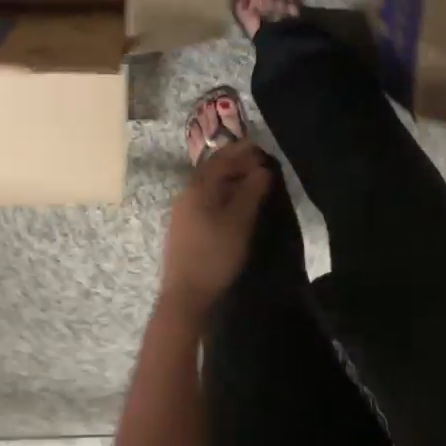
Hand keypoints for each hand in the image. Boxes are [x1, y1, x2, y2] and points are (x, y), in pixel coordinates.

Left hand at [159, 142, 273, 318]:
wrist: (186, 295)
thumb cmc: (215, 255)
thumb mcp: (239, 222)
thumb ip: (252, 192)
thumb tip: (263, 169)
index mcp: (198, 188)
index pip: (222, 160)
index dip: (243, 152)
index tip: (263, 149)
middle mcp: (186, 193)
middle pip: (212, 169)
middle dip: (235, 162)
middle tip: (259, 161)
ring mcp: (182, 211)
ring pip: (208, 184)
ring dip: (229, 178)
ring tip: (251, 179)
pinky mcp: (184, 226)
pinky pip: (205, 198)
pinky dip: (222, 192)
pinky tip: (234, 202)